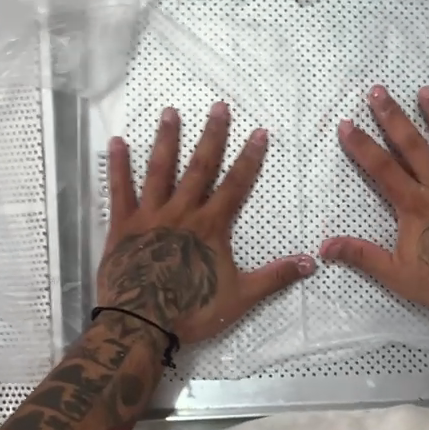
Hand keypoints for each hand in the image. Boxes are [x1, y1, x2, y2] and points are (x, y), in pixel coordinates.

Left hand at [98, 102, 315, 344]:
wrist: (140, 322)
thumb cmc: (192, 309)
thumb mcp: (241, 296)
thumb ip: (275, 277)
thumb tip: (311, 263)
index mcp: (211, 225)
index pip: (236, 184)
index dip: (249, 158)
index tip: (259, 132)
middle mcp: (182, 211)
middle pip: (200, 167)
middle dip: (212, 136)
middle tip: (218, 107)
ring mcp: (150, 215)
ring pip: (160, 170)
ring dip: (167, 140)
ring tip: (170, 112)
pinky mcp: (122, 226)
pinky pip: (119, 191)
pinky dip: (118, 167)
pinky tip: (116, 143)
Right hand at [319, 86, 428, 319]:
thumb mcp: (397, 275)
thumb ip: (363, 256)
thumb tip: (324, 247)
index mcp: (415, 206)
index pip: (383, 168)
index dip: (362, 146)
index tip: (347, 125)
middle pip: (413, 144)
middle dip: (393, 116)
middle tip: (378, 91)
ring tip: (425, 90)